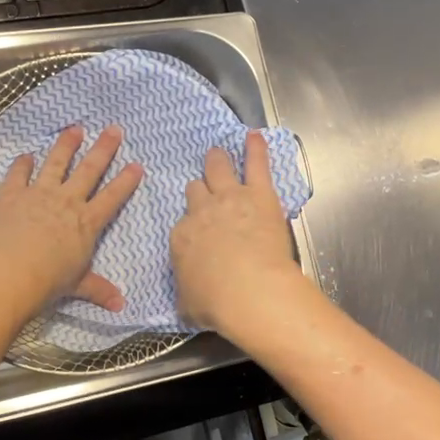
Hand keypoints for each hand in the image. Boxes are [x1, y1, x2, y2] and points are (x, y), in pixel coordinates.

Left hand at [0, 125, 143, 312]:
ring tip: (74, 128)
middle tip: (114, 129)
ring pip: (56, 162)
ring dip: (66, 145)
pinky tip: (25, 155)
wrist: (9, 272)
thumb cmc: (48, 281)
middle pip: (89, 169)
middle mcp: (67, 201)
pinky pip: (18, 173)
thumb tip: (120, 306)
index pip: (112, 197)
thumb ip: (98, 289)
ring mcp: (38, 193)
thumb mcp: (78, 286)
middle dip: (103, 148)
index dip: (126, 181)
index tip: (136, 164)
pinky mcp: (11, 194)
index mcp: (87, 223)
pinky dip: (22, 164)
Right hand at [171, 130, 301, 334]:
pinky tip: (255, 136)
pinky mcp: (259, 194)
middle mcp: (201, 212)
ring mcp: (230, 198)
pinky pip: (255, 164)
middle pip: (196, 191)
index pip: (182, 223)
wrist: (250, 291)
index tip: (198, 230)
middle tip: (205, 187)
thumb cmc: (217, 304)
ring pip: (218, 169)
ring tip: (218, 152)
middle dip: (200, 189)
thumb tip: (189, 297)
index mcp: (181, 238)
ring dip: (218, 160)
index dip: (192, 225)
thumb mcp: (188, 303)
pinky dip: (255, 149)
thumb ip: (187, 293)